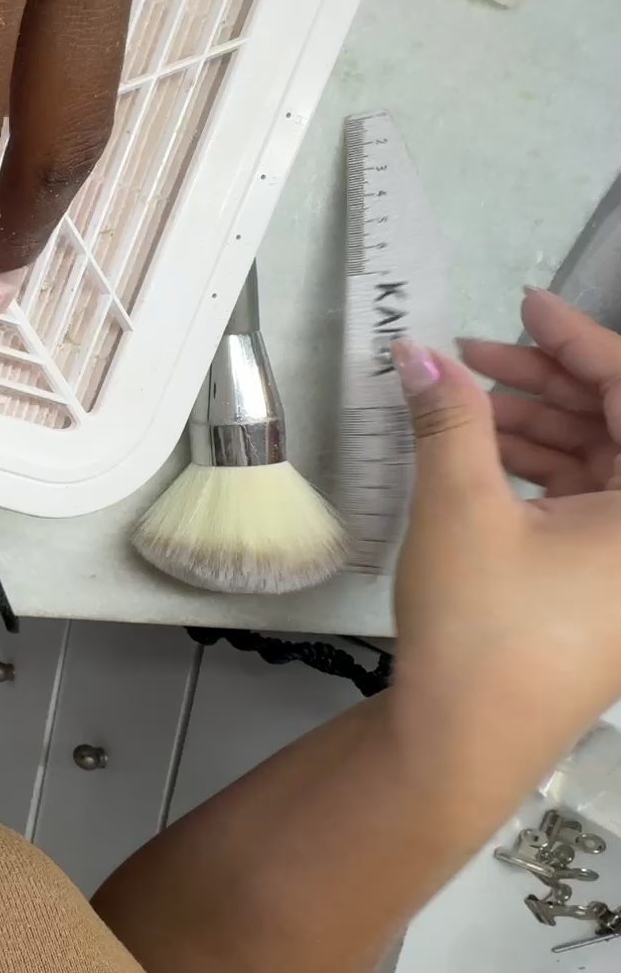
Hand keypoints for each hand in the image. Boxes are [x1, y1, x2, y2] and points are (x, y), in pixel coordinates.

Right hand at [390, 289, 620, 717]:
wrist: (478, 716)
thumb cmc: (486, 619)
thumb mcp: (460, 509)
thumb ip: (448, 423)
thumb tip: (419, 357)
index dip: (579, 338)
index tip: (525, 303)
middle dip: (545, 379)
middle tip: (466, 355)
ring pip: (602, 454)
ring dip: (528, 421)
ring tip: (454, 404)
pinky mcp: (612, 566)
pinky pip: (588, 490)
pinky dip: (532, 462)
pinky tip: (476, 450)